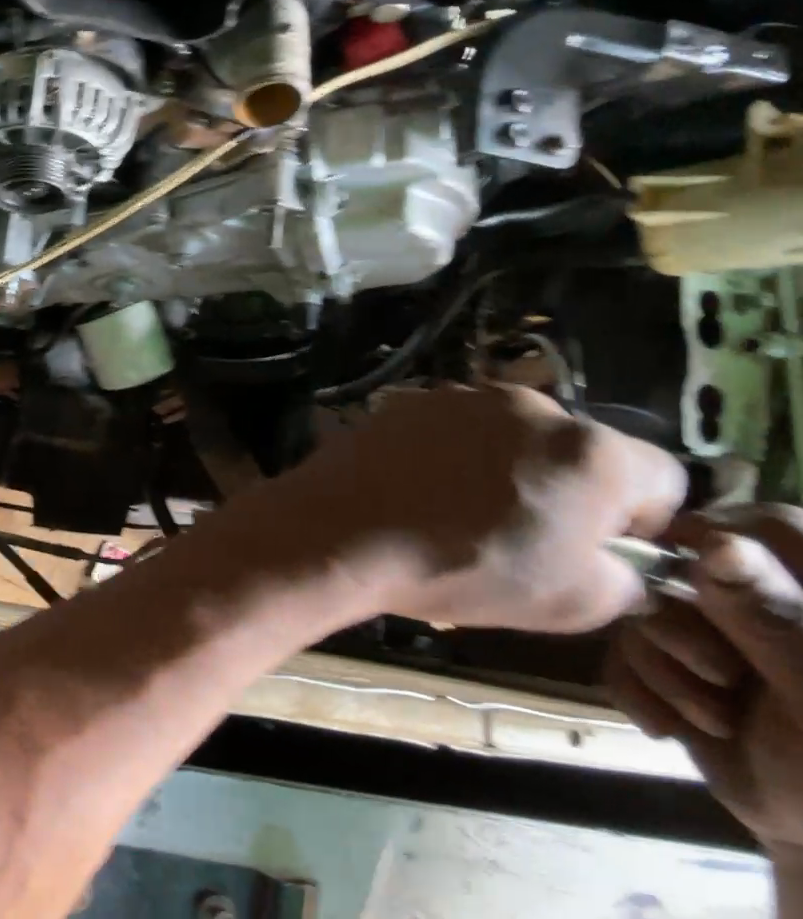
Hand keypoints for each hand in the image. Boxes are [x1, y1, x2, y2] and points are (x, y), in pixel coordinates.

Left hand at [266, 385, 685, 632]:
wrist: (339, 533)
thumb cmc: (463, 570)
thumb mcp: (575, 603)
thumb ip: (626, 578)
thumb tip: (622, 563)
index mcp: (595, 452)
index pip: (662, 479)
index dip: (639, 520)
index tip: (594, 550)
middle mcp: (534, 406)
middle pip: (579, 451)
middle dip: (565, 491)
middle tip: (519, 536)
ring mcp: (461, 398)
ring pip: (510, 437)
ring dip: (503, 469)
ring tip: (458, 514)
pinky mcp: (405, 404)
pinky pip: (448, 432)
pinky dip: (446, 457)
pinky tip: (416, 493)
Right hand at [606, 508, 802, 863]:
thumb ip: (772, 615)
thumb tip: (717, 544)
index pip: (764, 525)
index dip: (718, 544)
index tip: (685, 580)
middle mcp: (760, 602)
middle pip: (681, 570)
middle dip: (679, 630)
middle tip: (721, 676)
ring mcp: (710, 633)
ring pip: (642, 614)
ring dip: (662, 672)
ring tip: (708, 717)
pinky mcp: (666, 663)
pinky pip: (619, 653)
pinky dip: (638, 692)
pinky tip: (675, 727)